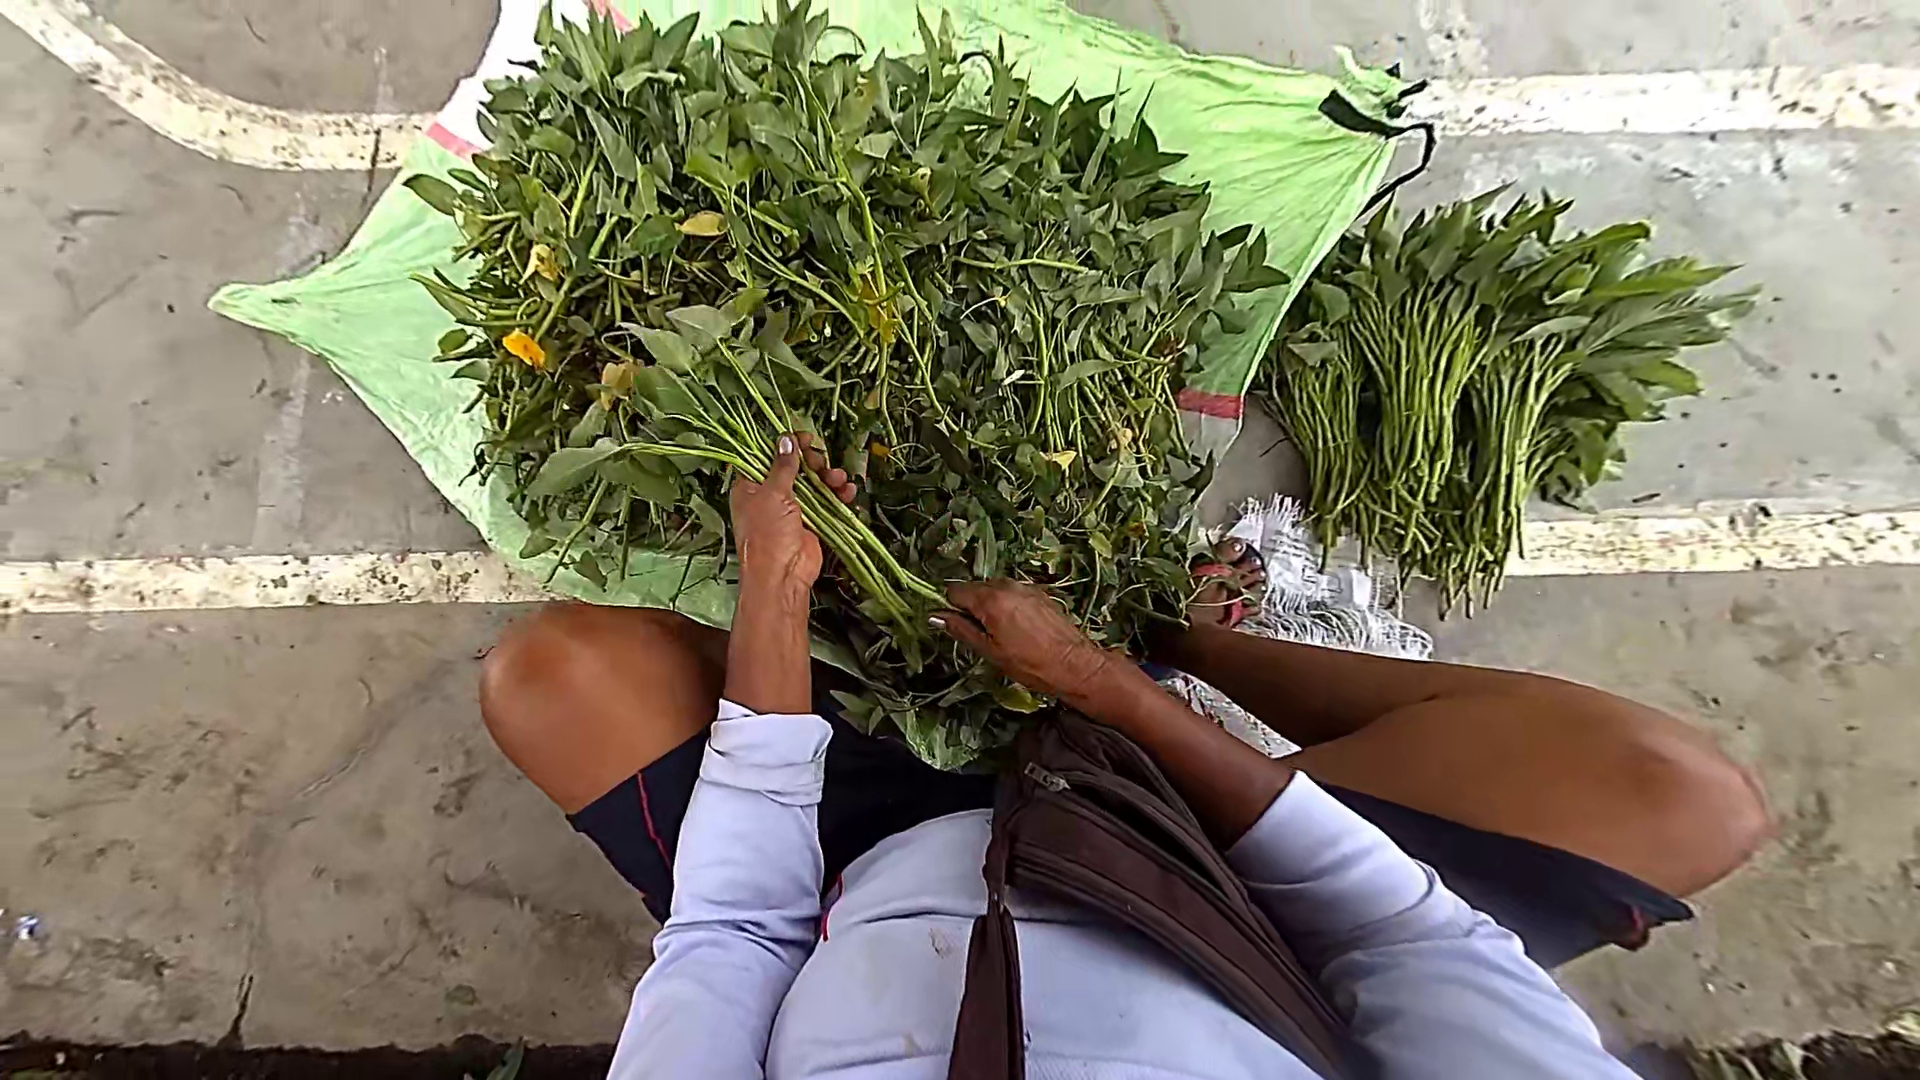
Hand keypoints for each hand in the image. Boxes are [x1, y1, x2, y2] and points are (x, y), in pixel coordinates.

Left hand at [729, 432, 856, 595]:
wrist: (783, 574)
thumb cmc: (767, 534)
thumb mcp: (772, 494)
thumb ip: (783, 466)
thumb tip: (786, 440)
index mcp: (752, 486)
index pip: (767, 456)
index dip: (786, 445)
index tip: (804, 437)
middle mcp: (772, 495)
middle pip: (796, 468)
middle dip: (812, 462)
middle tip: (820, 462)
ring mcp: (794, 509)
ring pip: (815, 484)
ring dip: (829, 478)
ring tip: (839, 480)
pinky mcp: (813, 522)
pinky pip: (828, 502)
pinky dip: (839, 496)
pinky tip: (848, 493)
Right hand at [934, 579, 1118, 707]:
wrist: (1074, 664)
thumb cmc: (1028, 663)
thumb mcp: (989, 650)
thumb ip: (960, 629)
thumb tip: (935, 616)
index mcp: (990, 598)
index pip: (954, 590)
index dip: (950, 607)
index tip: (955, 625)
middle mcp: (1006, 585)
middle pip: (974, 588)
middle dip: (971, 607)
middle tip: (980, 634)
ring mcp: (1024, 586)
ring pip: (993, 590)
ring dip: (990, 606)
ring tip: (1001, 634)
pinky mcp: (1039, 592)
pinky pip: (1012, 593)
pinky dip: (1007, 605)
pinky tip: (1018, 628)